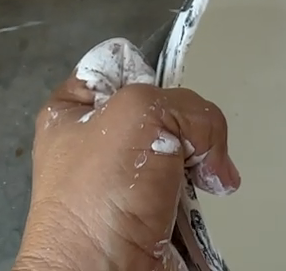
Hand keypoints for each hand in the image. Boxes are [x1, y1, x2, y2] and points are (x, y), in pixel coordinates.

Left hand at [14, 40, 240, 270]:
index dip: (152, 72)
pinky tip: (203, 202)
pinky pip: (189, 194)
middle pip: (162, 110)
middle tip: (188, 142)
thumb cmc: (99, 194)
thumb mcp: (141, 111)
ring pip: (180, 151)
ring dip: (199, 163)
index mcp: (73, 109)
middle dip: (185, 125)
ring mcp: (124, 184)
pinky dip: (203, 198)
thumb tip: (213, 154)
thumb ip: (190, 107)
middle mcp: (95, 143)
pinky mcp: (150, 220)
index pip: (123, 65)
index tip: (168, 90)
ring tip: (201, 177)